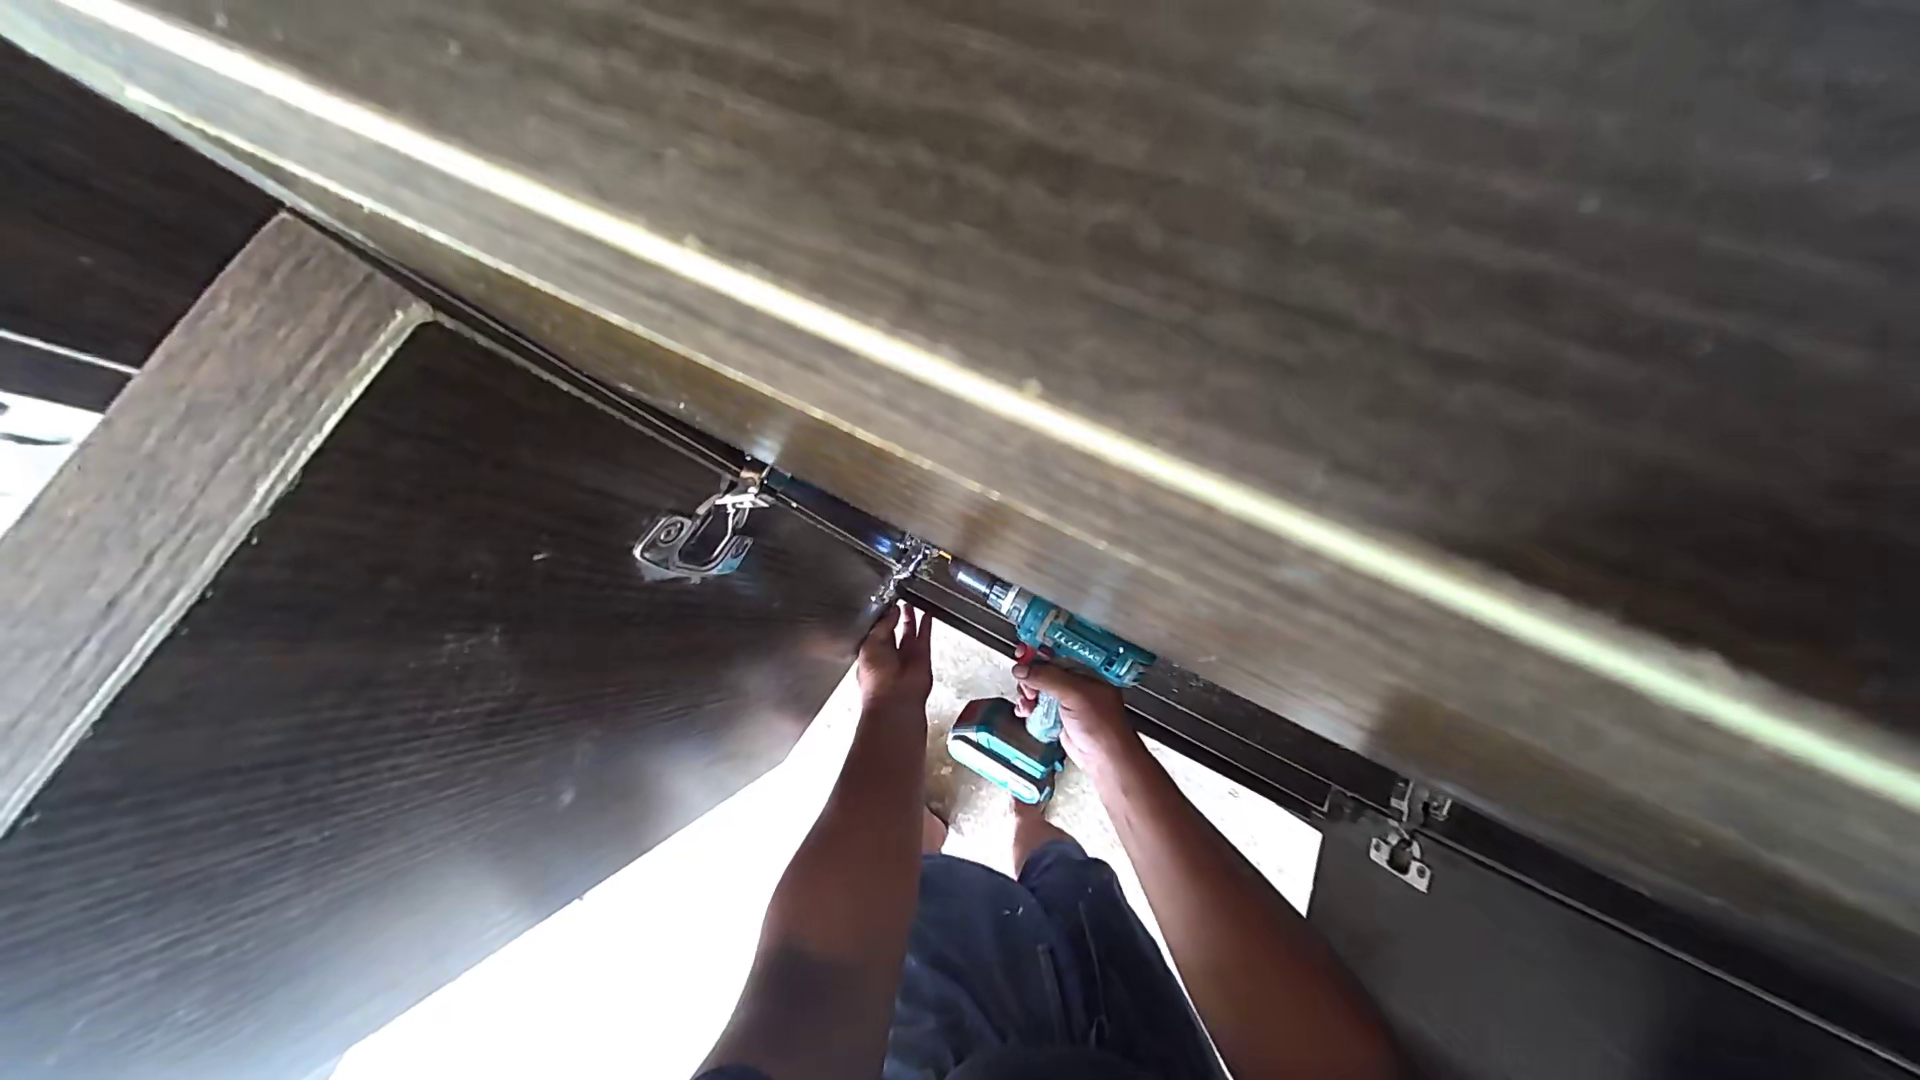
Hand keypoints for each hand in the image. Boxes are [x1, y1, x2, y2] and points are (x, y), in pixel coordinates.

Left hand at [856, 602, 933, 716]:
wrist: (896, 699)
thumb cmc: (877, 679)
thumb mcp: (871, 644)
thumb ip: (882, 626)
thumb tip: (891, 612)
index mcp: (872, 654)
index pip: (878, 632)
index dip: (882, 618)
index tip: (886, 604)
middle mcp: (890, 655)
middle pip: (894, 631)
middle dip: (896, 617)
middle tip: (898, 602)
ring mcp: (907, 656)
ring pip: (910, 632)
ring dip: (911, 619)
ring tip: (911, 604)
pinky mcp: (922, 656)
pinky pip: (925, 636)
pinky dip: (926, 624)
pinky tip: (926, 613)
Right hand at [1012, 658, 1138, 772]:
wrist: (1104, 759)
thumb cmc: (1103, 725)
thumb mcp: (1075, 694)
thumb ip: (1047, 677)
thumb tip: (1023, 668)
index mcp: (1085, 670)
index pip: (1058, 651)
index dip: (1040, 649)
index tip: (1024, 650)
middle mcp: (1075, 682)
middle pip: (1044, 669)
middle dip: (1030, 673)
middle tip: (1022, 678)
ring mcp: (1066, 700)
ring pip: (1037, 687)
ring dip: (1026, 692)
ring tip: (1027, 700)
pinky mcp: (1057, 716)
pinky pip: (1037, 705)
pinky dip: (1028, 707)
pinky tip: (1025, 710)